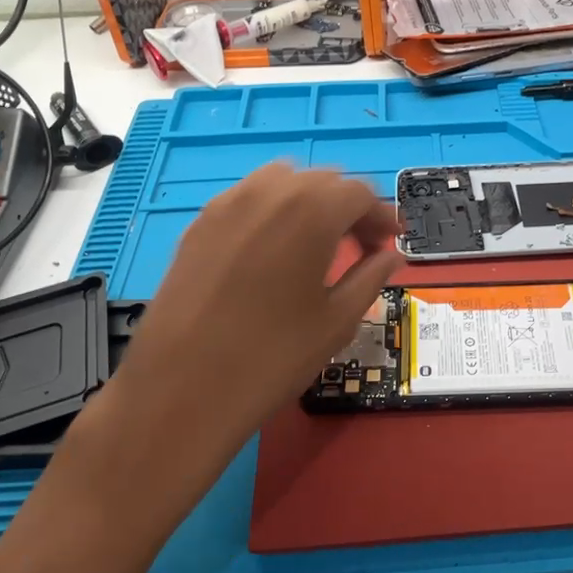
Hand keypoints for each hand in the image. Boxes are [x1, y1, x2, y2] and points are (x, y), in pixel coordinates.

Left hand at [123, 162, 403, 437]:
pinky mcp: (198, 224)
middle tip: (360, 248)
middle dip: (347, 208)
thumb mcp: (337, 321)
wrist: (180, 390)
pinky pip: (247, 199)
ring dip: (308, 203)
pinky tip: (272, 253)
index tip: (390, 243)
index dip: (380, 217)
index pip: (359, 193)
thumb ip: (370, 277)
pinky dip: (271, 212)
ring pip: (281, 182)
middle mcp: (269, 192)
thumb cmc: (272, 358)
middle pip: (321, 181)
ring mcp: (227, 204)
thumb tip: (391, 255)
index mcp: (312, 209)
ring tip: (316, 245)